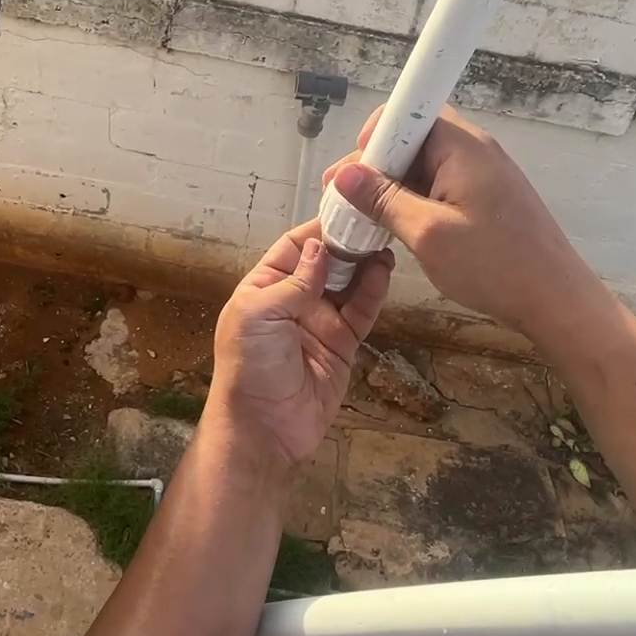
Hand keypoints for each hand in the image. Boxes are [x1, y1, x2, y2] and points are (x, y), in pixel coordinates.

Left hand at [210, 222, 392, 465]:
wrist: (264, 428)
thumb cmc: (250, 366)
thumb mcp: (259, 314)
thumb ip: (293, 281)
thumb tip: (320, 247)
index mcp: (265, 286)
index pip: (294, 246)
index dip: (318, 228)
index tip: (345, 207)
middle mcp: (294, 299)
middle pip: (326, 261)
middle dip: (347, 240)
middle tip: (374, 218)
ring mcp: (320, 320)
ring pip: (348, 283)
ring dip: (364, 261)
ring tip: (384, 238)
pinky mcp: (343, 343)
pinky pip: (362, 311)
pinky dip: (374, 290)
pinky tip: (385, 269)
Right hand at [324, 107, 602, 337]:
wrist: (556, 300)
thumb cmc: (493, 265)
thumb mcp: (427, 234)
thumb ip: (384, 200)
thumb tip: (344, 174)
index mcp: (463, 147)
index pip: (409, 112)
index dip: (375, 136)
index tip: (353, 173)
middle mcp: (474, 150)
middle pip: (414, 137)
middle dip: (376, 164)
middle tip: (344, 199)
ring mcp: (483, 173)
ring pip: (425, 164)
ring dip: (392, 185)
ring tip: (362, 216)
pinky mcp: (487, 197)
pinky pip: (440, 183)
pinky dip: (413, 198)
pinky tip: (395, 224)